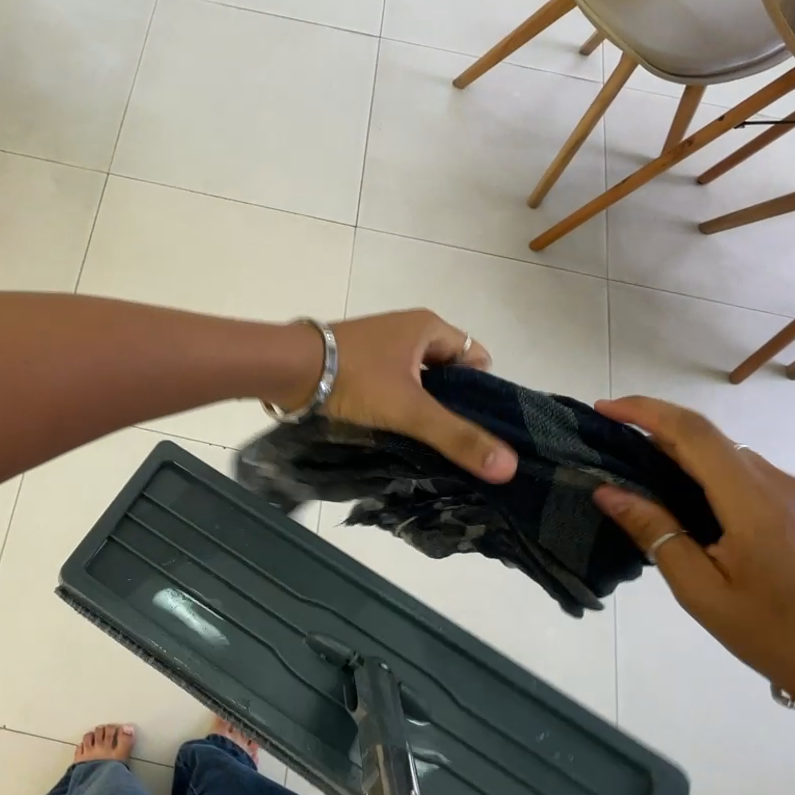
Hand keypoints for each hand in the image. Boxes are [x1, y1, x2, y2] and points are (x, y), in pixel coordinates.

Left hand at [317, 310, 515, 482]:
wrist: (286, 369)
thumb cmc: (354, 379)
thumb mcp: (410, 409)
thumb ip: (457, 437)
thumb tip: (508, 467)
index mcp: (428, 327)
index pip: (475, 359)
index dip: (481, 392)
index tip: (476, 427)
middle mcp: (406, 330)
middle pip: (445, 372)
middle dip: (450, 404)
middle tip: (452, 441)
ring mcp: (378, 346)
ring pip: (415, 381)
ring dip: (420, 407)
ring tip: (425, 442)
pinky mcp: (355, 363)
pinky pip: (389, 385)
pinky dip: (394, 405)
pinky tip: (393, 432)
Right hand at [590, 396, 794, 703]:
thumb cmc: (773, 634)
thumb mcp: (700, 591)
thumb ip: (655, 533)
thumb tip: (607, 490)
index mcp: (755, 504)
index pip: (693, 433)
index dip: (644, 411)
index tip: (603, 409)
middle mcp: (782, 485)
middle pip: (709, 440)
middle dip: (655, 432)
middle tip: (608, 448)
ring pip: (729, 457)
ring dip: (682, 456)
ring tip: (639, 479)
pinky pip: (748, 475)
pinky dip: (708, 475)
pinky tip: (687, 503)